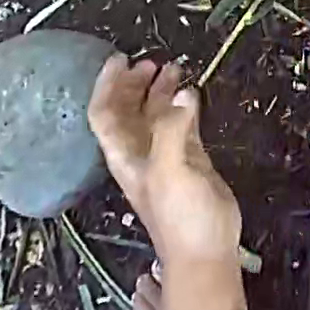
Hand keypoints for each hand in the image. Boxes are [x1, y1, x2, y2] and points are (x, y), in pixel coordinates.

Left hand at [87, 54, 242, 270]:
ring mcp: (165, 156)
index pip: (105, 114)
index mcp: (125, 156)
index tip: (119, 59)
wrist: (205, 250)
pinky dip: (184, 106)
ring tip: (174, 68)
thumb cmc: (180, 214)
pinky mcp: (191, 159)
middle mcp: (140, 152)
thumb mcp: (170, 171)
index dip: (107, 86)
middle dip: (134, 85)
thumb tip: (184, 92)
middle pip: (128, 111)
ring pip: (155, 115)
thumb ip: (174, 130)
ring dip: (160, 92)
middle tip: (151, 63)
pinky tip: (193, 92)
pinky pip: (181, 124)